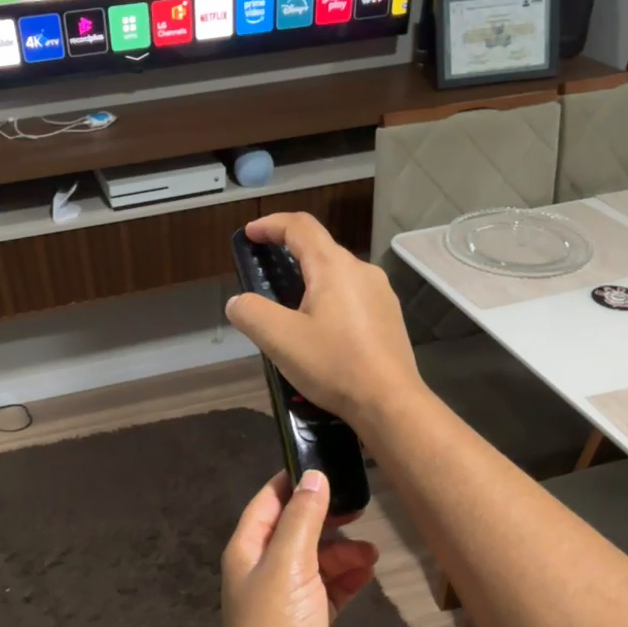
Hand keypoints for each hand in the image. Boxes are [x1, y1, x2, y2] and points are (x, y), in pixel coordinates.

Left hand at [220, 470, 378, 626]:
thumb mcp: (289, 563)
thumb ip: (303, 518)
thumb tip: (313, 477)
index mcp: (247, 550)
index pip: (267, 502)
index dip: (292, 482)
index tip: (325, 465)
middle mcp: (264, 569)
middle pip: (296, 529)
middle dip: (326, 517)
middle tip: (360, 507)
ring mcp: (287, 598)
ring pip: (317, 559)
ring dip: (343, 551)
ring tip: (371, 552)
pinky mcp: (310, 622)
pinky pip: (330, 589)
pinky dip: (348, 578)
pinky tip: (368, 572)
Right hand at [226, 212, 424, 427]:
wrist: (389, 401)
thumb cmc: (334, 365)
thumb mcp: (280, 340)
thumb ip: (251, 313)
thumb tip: (238, 302)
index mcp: (334, 267)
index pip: (300, 227)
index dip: (271, 225)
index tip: (250, 234)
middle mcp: (362, 271)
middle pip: (320, 250)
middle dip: (289, 256)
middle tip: (266, 279)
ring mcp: (380, 294)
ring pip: (337, 276)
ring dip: (310, 283)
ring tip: (290, 312)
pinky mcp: (388, 318)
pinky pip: (352, 298)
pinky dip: (329, 302)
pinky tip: (321, 333)